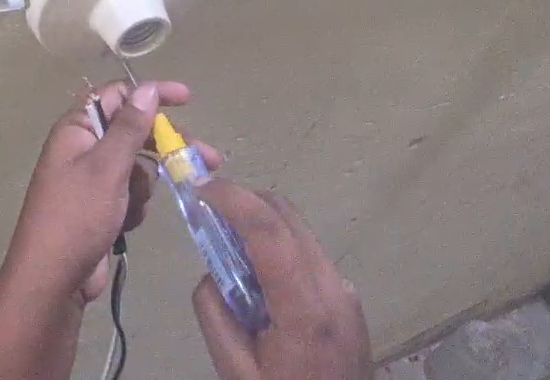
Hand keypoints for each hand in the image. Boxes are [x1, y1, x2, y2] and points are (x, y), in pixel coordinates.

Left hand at [3, 79, 221, 303]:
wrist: (53, 279)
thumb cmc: (77, 214)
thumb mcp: (107, 167)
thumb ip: (130, 126)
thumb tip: (146, 88)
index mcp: (77, 127)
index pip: (118, 95)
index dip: (152, 93)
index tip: (187, 99)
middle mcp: (83, 146)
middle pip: (133, 131)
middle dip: (164, 146)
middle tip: (205, 158)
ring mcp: (91, 178)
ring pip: (136, 166)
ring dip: (144, 185)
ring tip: (134, 206)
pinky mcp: (100, 205)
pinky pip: (130, 192)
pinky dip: (134, 205)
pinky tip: (125, 224)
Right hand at [191, 181, 368, 379]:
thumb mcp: (234, 372)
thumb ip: (214, 312)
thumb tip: (212, 270)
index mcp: (306, 311)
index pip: (269, 231)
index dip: (232, 198)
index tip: (199, 188)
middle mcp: (334, 289)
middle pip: (285, 216)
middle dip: (243, 202)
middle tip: (208, 214)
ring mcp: (347, 292)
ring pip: (298, 229)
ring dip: (261, 224)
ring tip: (232, 252)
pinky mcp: (350, 298)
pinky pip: (307, 251)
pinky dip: (279, 246)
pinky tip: (261, 279)